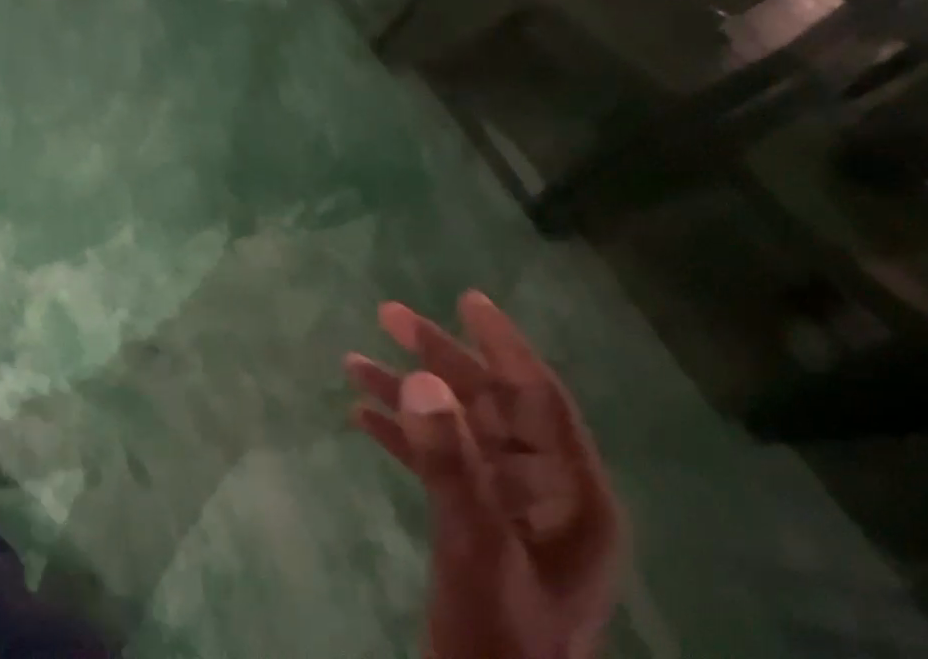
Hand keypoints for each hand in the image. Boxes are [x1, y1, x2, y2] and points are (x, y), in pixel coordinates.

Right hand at [345, 291, 622, 658]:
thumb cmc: (499, 632)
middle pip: (493, 408)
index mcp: (573, 496)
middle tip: (389, 315)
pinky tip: (362, 415)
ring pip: (460, 432)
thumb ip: (450, 463)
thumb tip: (422, 379)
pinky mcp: (478, 527)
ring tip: (354, 360)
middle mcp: (548, 494)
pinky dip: (405, 438)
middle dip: (441, 361)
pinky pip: (441, 466)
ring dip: (411, 396)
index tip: (466, 300)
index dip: (503, 346)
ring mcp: (513, 511)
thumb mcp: (474, 544)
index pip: (539, 400)